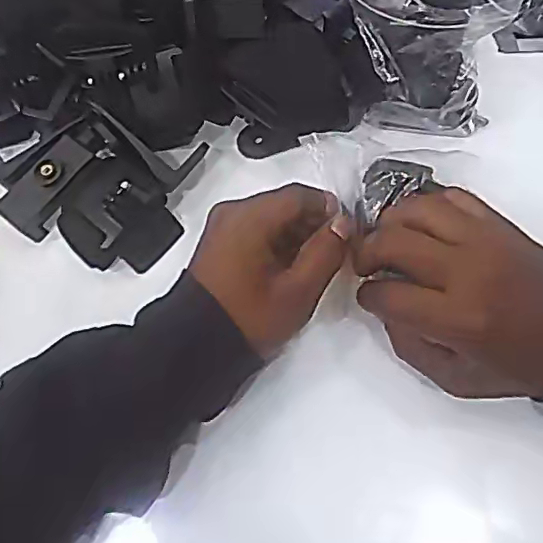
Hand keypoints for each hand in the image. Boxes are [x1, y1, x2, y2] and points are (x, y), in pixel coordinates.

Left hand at [189, 184, 352, 357]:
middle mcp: (232, 214)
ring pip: (271, 218)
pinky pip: (256, 232)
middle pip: (285, 204)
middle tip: (335, 251)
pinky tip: (289, 271)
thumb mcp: (297, 290)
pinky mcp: (219, 244)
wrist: (195, 347)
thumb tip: (342, 226)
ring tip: (313, 267)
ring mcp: (222, 228)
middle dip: (313, 225)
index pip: (301, 195)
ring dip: (296, 236)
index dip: (331, 210)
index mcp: (249, 217)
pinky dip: (276, 244)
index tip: (347, 231)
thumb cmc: (243, 320)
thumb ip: (326, 252)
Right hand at [351, 188, 542, 398]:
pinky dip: (427, 206)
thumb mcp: (457, 378)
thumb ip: (410, 346)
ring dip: (391, 223)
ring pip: (417, 208)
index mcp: (460, 318)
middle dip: (366, 253)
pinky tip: (422, 225)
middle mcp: (468, 272)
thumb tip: (384, 308)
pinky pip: (450, 196)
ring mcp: (483, 240)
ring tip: (389, 240)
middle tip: (367, 265)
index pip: (389, 294)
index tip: (369, 297)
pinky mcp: (496, 223)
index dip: (368, 296)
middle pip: (393, 242)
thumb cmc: (519, 362)